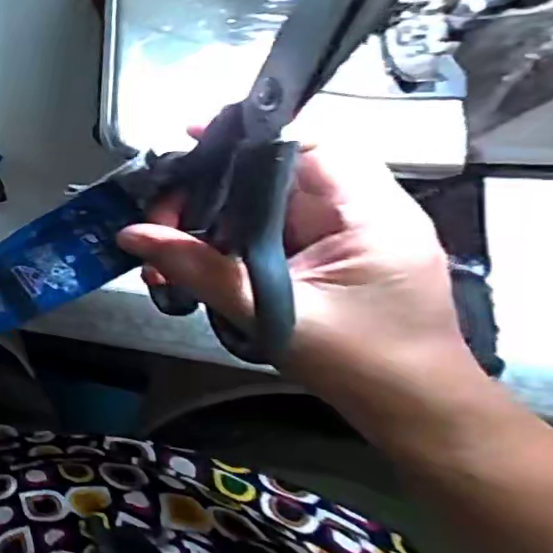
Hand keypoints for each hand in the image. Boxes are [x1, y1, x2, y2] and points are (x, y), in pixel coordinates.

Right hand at [115, 143, 483, 413]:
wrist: (419, 416)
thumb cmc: (368, 364)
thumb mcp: (274, 313)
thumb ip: (201, 270)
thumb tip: (133, 235)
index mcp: (370, 216)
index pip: (309, 147)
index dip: (248, 136)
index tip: (189, 138)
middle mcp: (357, 216)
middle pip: (269, 176)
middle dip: (207, 190)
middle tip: (159, 219)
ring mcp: (338, 238)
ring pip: (258, 207)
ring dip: (207, 221)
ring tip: (164, 246)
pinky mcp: (320, 259)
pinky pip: (261, 234)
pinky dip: (222, 243)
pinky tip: (187, 264)